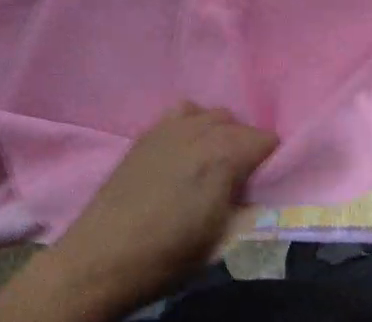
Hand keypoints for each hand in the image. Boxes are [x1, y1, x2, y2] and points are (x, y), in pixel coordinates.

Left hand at [0, 102, 277, 321]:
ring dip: (222, 134)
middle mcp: (201, 131)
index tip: (265, 185)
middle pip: (242, 126)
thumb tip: (261, 190)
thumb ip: (247, 205)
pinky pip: (185, 112)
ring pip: (215, 114)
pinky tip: (186, 148)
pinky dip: (194, 124)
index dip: (272, 163)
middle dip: (248, 148)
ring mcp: (172, 127)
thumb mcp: (220, 241)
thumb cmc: (164, 257)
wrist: (100, 259)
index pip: (267, 141)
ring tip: (214, 163)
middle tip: (241, 181)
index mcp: (224, 157)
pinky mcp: (149, 131)